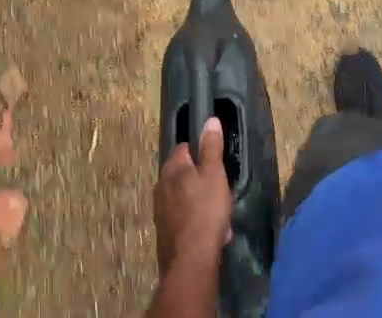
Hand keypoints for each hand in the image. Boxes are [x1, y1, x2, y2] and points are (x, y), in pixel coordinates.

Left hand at [155, 116, 232, 273]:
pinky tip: (212, 234)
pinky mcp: (164, 232)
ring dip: (202, 204)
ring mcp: (160, 211)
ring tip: (221, 218)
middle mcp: (161, 186)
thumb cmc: (205, 211)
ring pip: (185, 198)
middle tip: (221, 193)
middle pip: (185, 175)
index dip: (201, 153)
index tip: (216, 164)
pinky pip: (184, 218)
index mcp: (172, 169)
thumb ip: (211, 147)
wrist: (190, 262)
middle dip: (203, 182)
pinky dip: (197, 221)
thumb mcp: (215, 174)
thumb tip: (209, 120)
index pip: (183, 148)